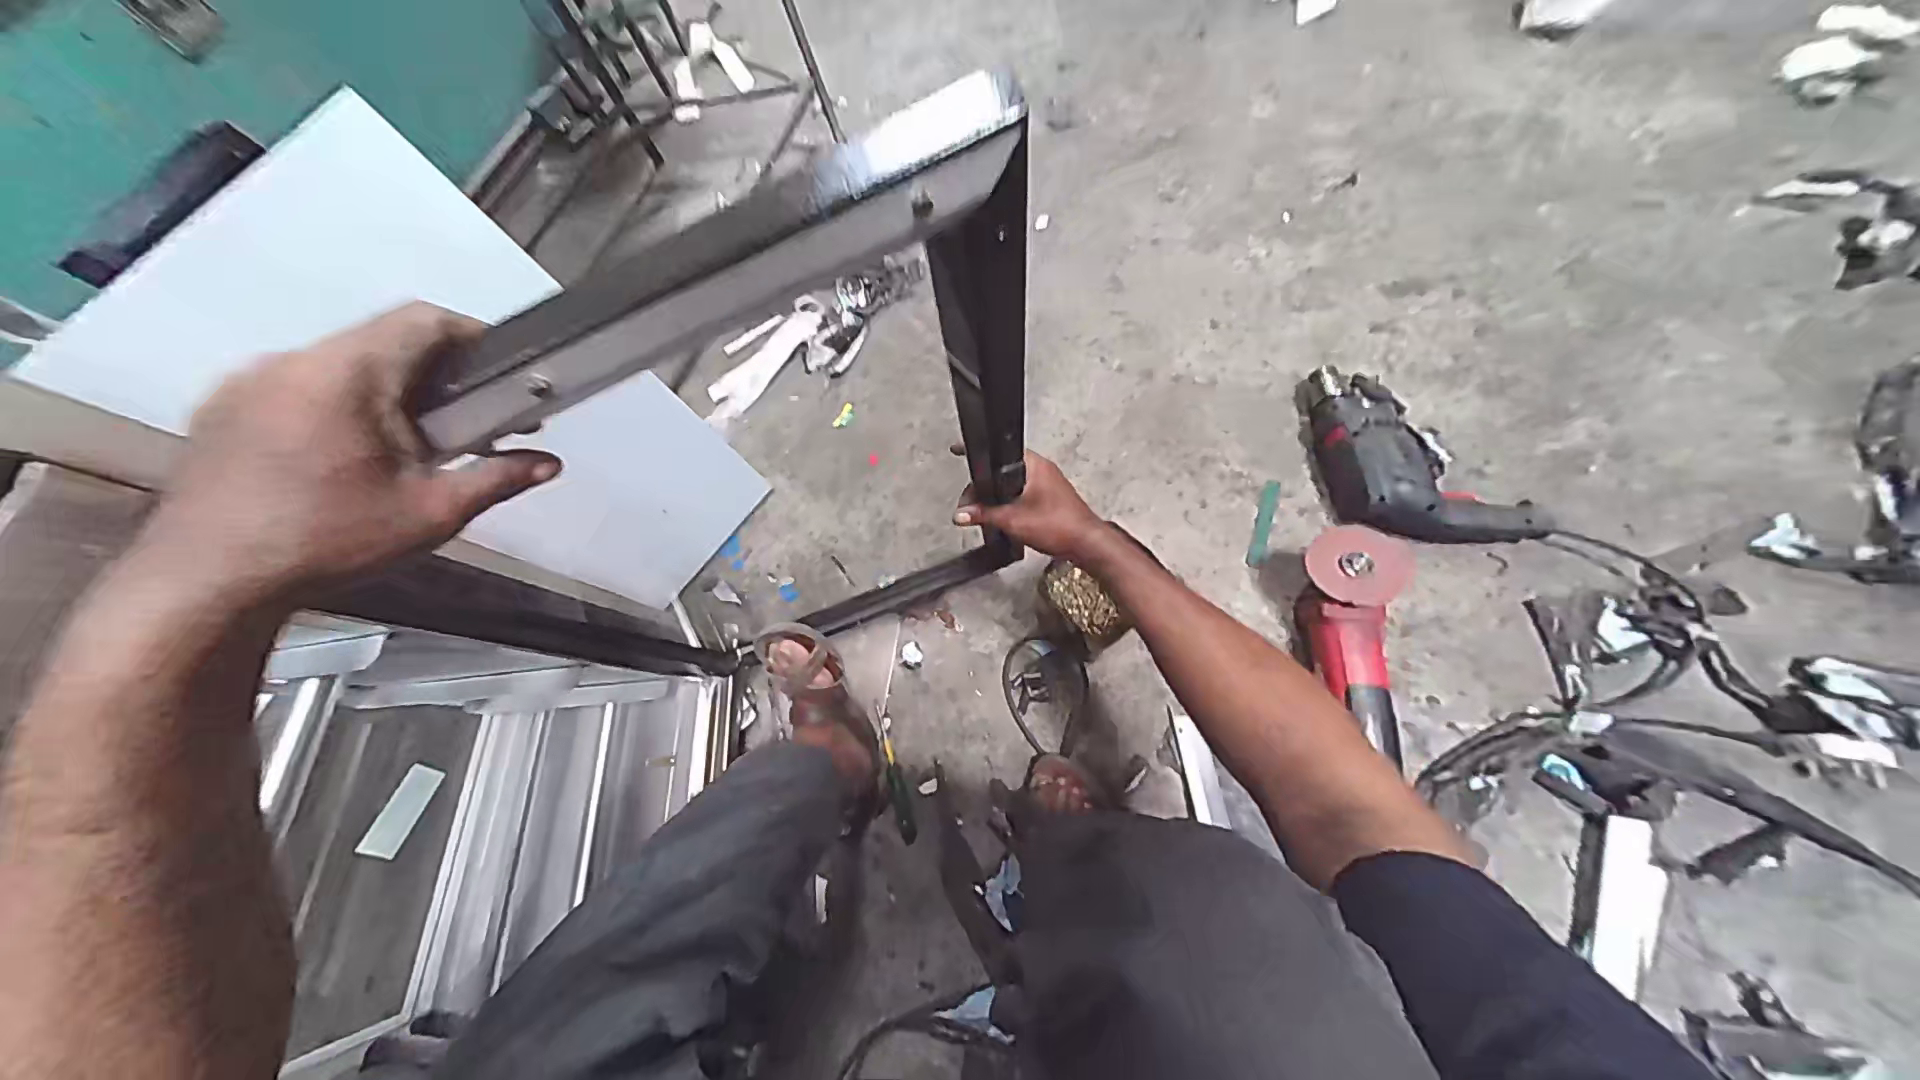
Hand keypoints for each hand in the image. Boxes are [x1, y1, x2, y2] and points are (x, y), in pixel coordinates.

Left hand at [134, 303, 560, 609]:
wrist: (209, 580)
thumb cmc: (332, 540)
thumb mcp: (435, 512)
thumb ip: (497, 477)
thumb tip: (550, 464)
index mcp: (346, 376)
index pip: (422, 321)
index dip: (475, 336)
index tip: (506, 371)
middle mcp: (292, 362)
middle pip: (385, 341)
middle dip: (441, 373)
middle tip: (477, 418)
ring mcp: (249, 381)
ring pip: (345, 363)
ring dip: (396, 389)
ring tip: (423, 441)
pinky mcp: (227, 406)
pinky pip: (306, 383)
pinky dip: (350, 402)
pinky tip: (365, 452)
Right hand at [952, 450, 1107, 560]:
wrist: (1086, 544)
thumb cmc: (1057, 526)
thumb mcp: (1012, 520)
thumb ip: (984, 514)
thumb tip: (960, 515)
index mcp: (1034, 464)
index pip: (998, 453)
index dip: (978, 457)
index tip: (958, 452)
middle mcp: (1042, 469)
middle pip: (1001, 471)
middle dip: (983, 488)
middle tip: (970, 506)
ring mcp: (1048, 483)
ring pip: (1012, 485)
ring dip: (997, 498)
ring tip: (984, 514)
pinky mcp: (1051, 498)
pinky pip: (1023, 495)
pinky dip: (1010, 503)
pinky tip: (1003, 518)